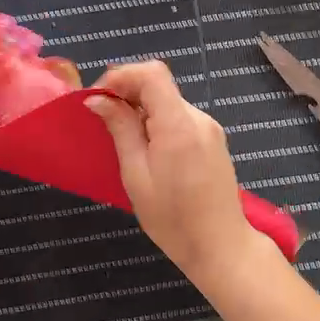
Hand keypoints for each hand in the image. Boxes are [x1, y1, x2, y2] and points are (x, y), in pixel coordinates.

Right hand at [85, 61, 257, 278]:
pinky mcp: (213, 140)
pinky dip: (158, 123)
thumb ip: (120, 129)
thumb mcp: (136, 175)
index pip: (152, 73)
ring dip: (142, 110)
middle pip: (159, 86)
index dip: (121, 76)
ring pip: (168, 102)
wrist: (220, 247)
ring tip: (123, 141)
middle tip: (103, 121)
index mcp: (179, 124)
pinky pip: (179, 118)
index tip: (99, 98)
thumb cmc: (172, 218)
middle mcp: (198, 118)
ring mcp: (209, 128)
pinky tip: (147, 150)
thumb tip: (98, 99)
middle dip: (127, 94)